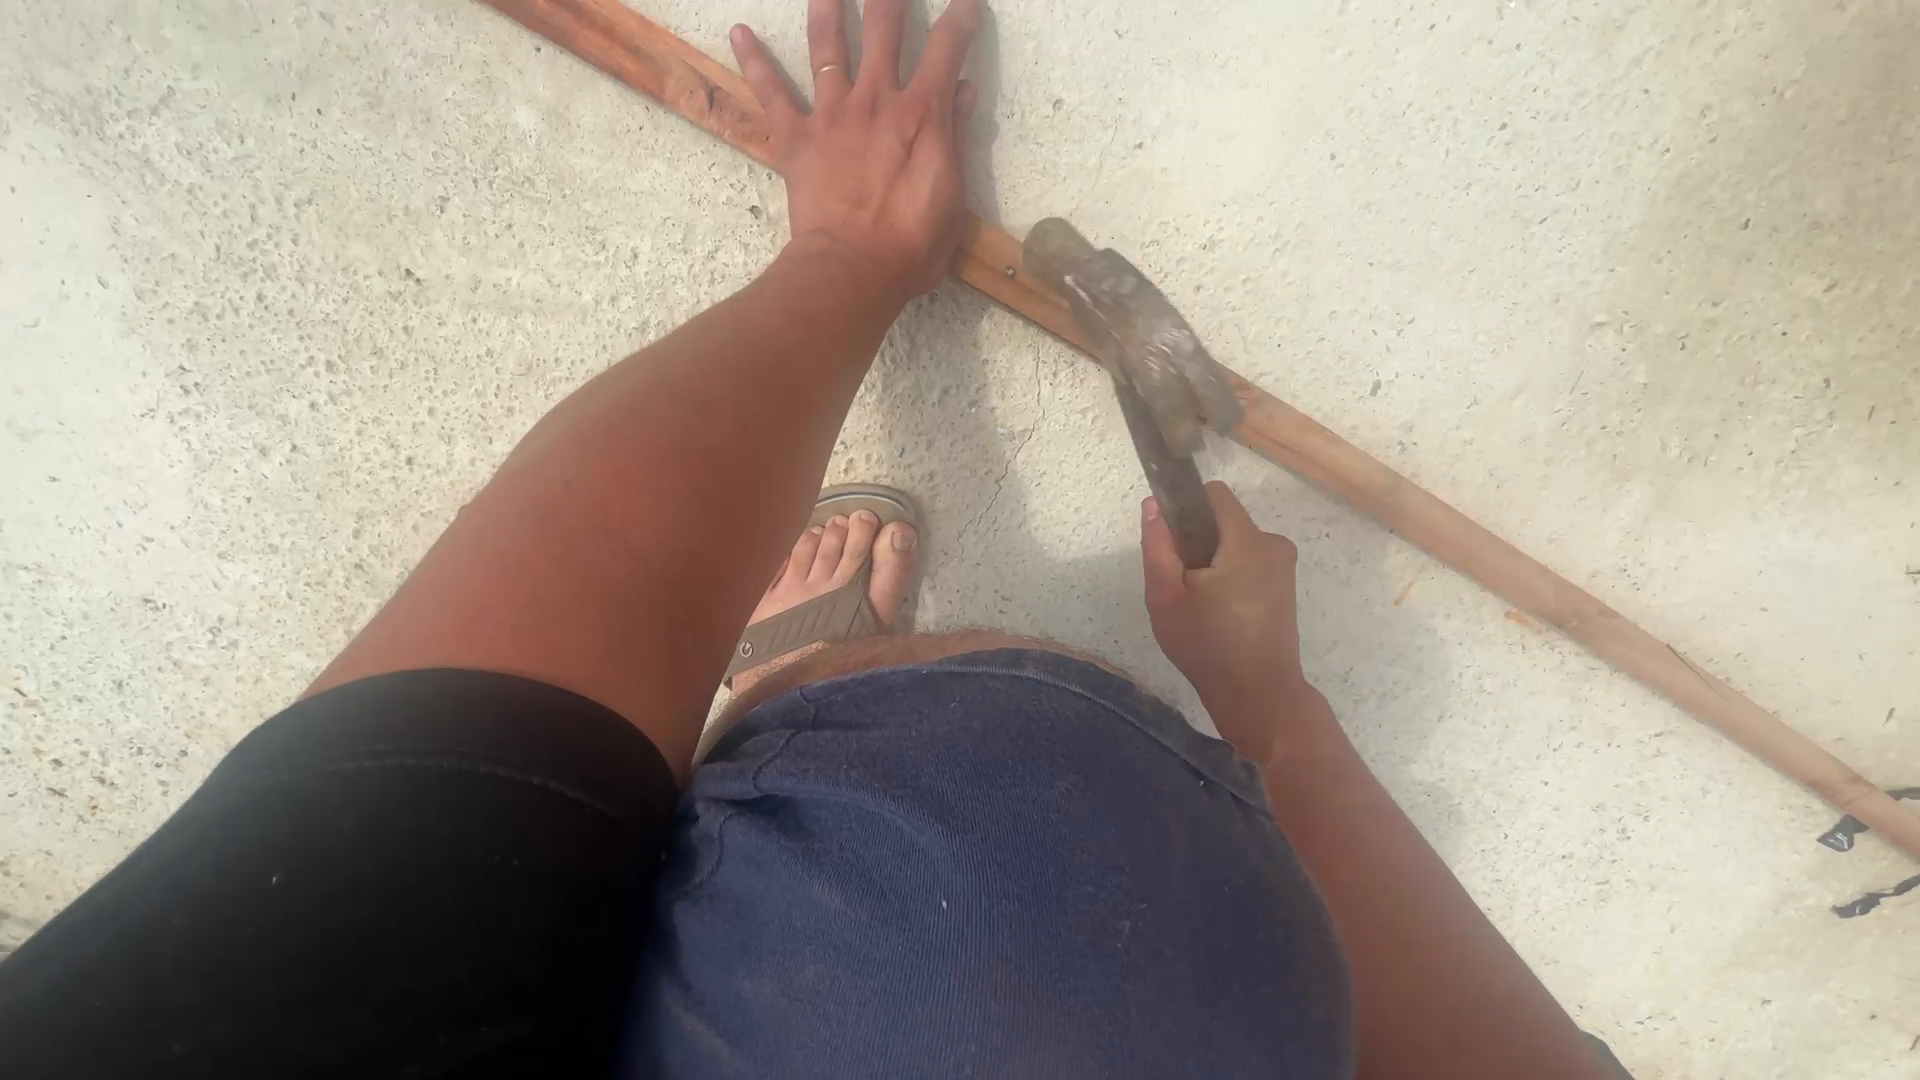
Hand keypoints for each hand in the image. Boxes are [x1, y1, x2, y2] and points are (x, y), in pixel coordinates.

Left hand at [730, 0, 982, 306]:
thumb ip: (957, 140)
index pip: (947, 47)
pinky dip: (755, 62)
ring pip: (827, 45)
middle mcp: (877, 100)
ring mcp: (832, 116)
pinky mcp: (798, 139)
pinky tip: (739, 33)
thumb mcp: (952, 199)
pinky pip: (772, 94)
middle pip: (883, 26)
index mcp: (923, 115)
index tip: (967, 1)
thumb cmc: (912, 247)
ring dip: (827, 7)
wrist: (853, 271)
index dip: (960, 18)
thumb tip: (963, 90)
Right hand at [1142, 481, 1325, 762]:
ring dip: (1211, 562)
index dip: (1185, 507)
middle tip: (1180, 584)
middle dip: (1196, 542)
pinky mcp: (1283, 587)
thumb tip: (1153, 505)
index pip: (1213, 494)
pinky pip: (1247, 564)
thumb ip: (1157, 546)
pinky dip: (1228, 577)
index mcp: (1247, 541)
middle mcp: (1272, 544)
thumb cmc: (1208, 645)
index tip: (1169, 540)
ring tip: (1197, 603)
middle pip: (1222, 521)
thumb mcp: (1166, 597)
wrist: (1258, 695)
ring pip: (1234, 544)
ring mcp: (1282, 567)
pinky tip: (1216, 612)